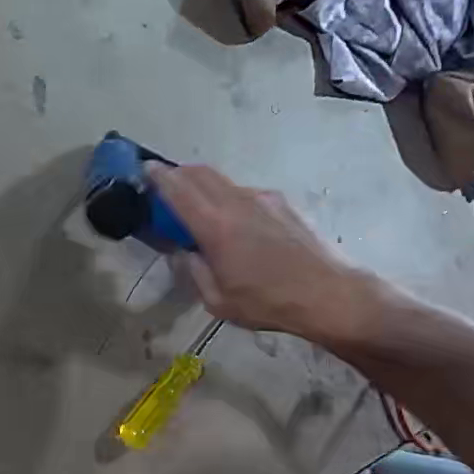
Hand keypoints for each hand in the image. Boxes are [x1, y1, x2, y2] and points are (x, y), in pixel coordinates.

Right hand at [147, 163, 380, 342]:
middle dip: (178, 173)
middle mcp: (237, 201)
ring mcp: (263, 198)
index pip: (177, 188)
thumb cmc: (269, 303)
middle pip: (199, 173)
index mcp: (215, 225)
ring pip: (224, 181)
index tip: (144, 170)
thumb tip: (182, 252)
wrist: (329, 293)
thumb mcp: (218, 300)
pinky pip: (246, 193)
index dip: (157, 176)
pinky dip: (230, 198)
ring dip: (205, 186)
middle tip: (166, 186)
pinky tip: (238, 224)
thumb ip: (193, 271)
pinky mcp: (283, 203)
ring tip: (201, 207)